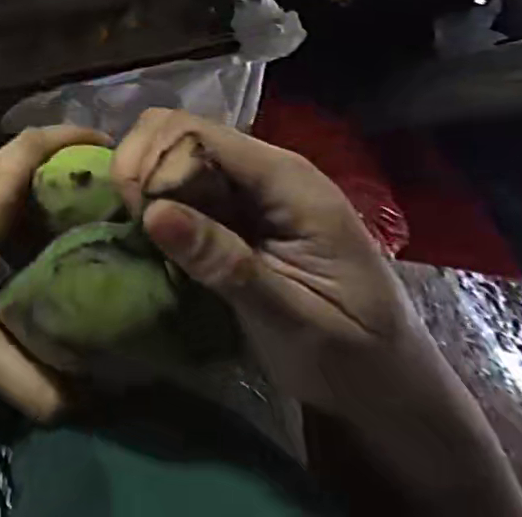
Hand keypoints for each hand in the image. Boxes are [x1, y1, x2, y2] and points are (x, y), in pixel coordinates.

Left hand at [0, 125, 110, 420]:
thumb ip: (26, 381)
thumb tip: (82, 405)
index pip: (32, 147)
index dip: (75, 138)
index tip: (121, 151)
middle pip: (31, 159)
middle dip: (79, 169)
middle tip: (129, 197)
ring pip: (16, 179)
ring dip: (56, 189)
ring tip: (104, 218)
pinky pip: (3, 198)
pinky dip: (33, 207)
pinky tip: (52, 242)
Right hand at [109, 110, 521, 514]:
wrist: (391, 394)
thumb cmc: (354, 360)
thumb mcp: (291, 320)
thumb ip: (224, 263)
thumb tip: (153, 212)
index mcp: (290, 182)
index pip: (198, 134)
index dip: (154, 161)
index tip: (136, 212)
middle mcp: (264, 168)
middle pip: (176, 127)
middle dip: (139, 162)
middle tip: (130, 215)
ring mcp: (246, 184)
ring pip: (168, 146)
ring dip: (140, 175)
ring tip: (136, 221)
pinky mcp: (229, 203)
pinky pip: (174, 175)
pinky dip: (149, 191)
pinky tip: (146, 223)